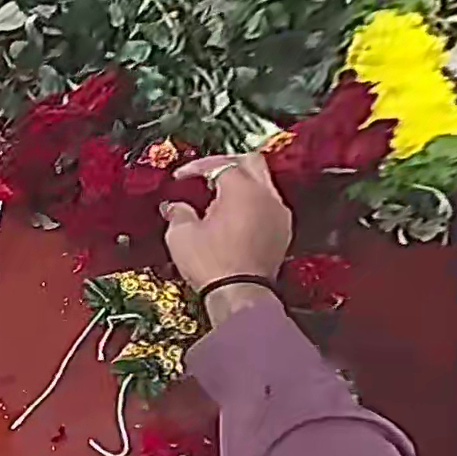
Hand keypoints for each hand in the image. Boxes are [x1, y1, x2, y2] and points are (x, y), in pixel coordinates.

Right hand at [160, 153, 291, 317]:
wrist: (239, 293)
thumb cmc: (211, 263)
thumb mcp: (180, 235)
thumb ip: (177, 213)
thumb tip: (174, 206)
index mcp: (241, 190)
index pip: (220, 164)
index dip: (197, 167)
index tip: (181, 177)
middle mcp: (266, 196)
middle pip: (251, 162)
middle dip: (226, 164)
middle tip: (205, 175)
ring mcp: (279, 214)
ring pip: (263, 183)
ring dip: (241, 184)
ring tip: (216, 198)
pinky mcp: (282, 232)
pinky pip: (268, 205)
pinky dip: (250, 203)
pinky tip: (232, 218)